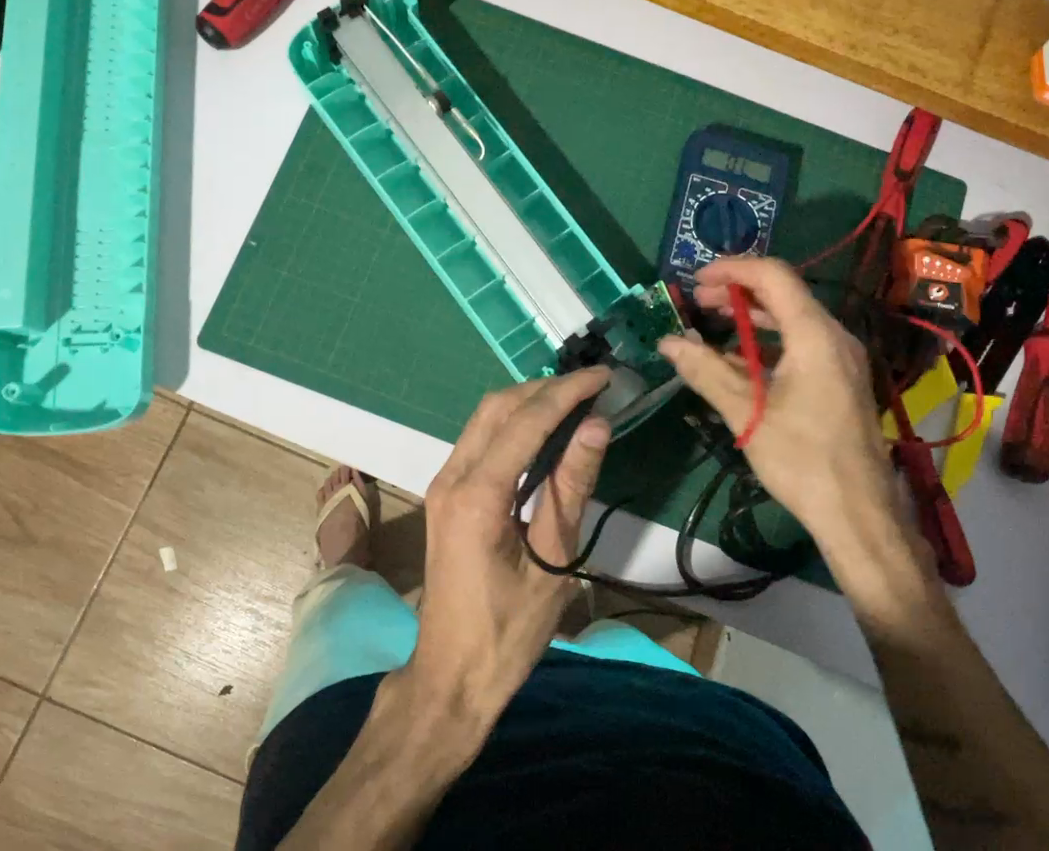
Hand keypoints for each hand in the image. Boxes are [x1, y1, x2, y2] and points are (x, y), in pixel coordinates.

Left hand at [404, 368, 611, 720]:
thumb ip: (571, 488)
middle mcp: (452, 477)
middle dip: (546, 388)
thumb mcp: (553, 561)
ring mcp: (443, 485)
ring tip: (577, 401)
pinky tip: (546, 433)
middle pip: (496, 407)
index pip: (526, 421)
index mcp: (477, 494)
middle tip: (594, 387)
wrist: (452, 673)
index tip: (605, 375)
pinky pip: (479, 442)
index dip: (567, 392)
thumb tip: (596, 426)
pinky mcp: (446, 496)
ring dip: (528, 403)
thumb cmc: (509, 630)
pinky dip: (513, 426)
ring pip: (484, 420)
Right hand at [657, 257, 895, 535]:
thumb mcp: (747, 414)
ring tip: (710, 328)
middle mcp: (833, 337)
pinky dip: (767, 343)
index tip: (695, 280)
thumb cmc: (802, 460)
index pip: (773, 276)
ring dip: (750, 318)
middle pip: (783, 295)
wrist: (857, 511)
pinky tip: (737, 361)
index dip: (731, 270)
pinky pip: (801, 345)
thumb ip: (706, 372)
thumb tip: (668, 342)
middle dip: (736, 293)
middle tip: (696, 304)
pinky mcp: (840, 380)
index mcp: (815, 336)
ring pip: (792, 321)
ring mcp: (841, 359)